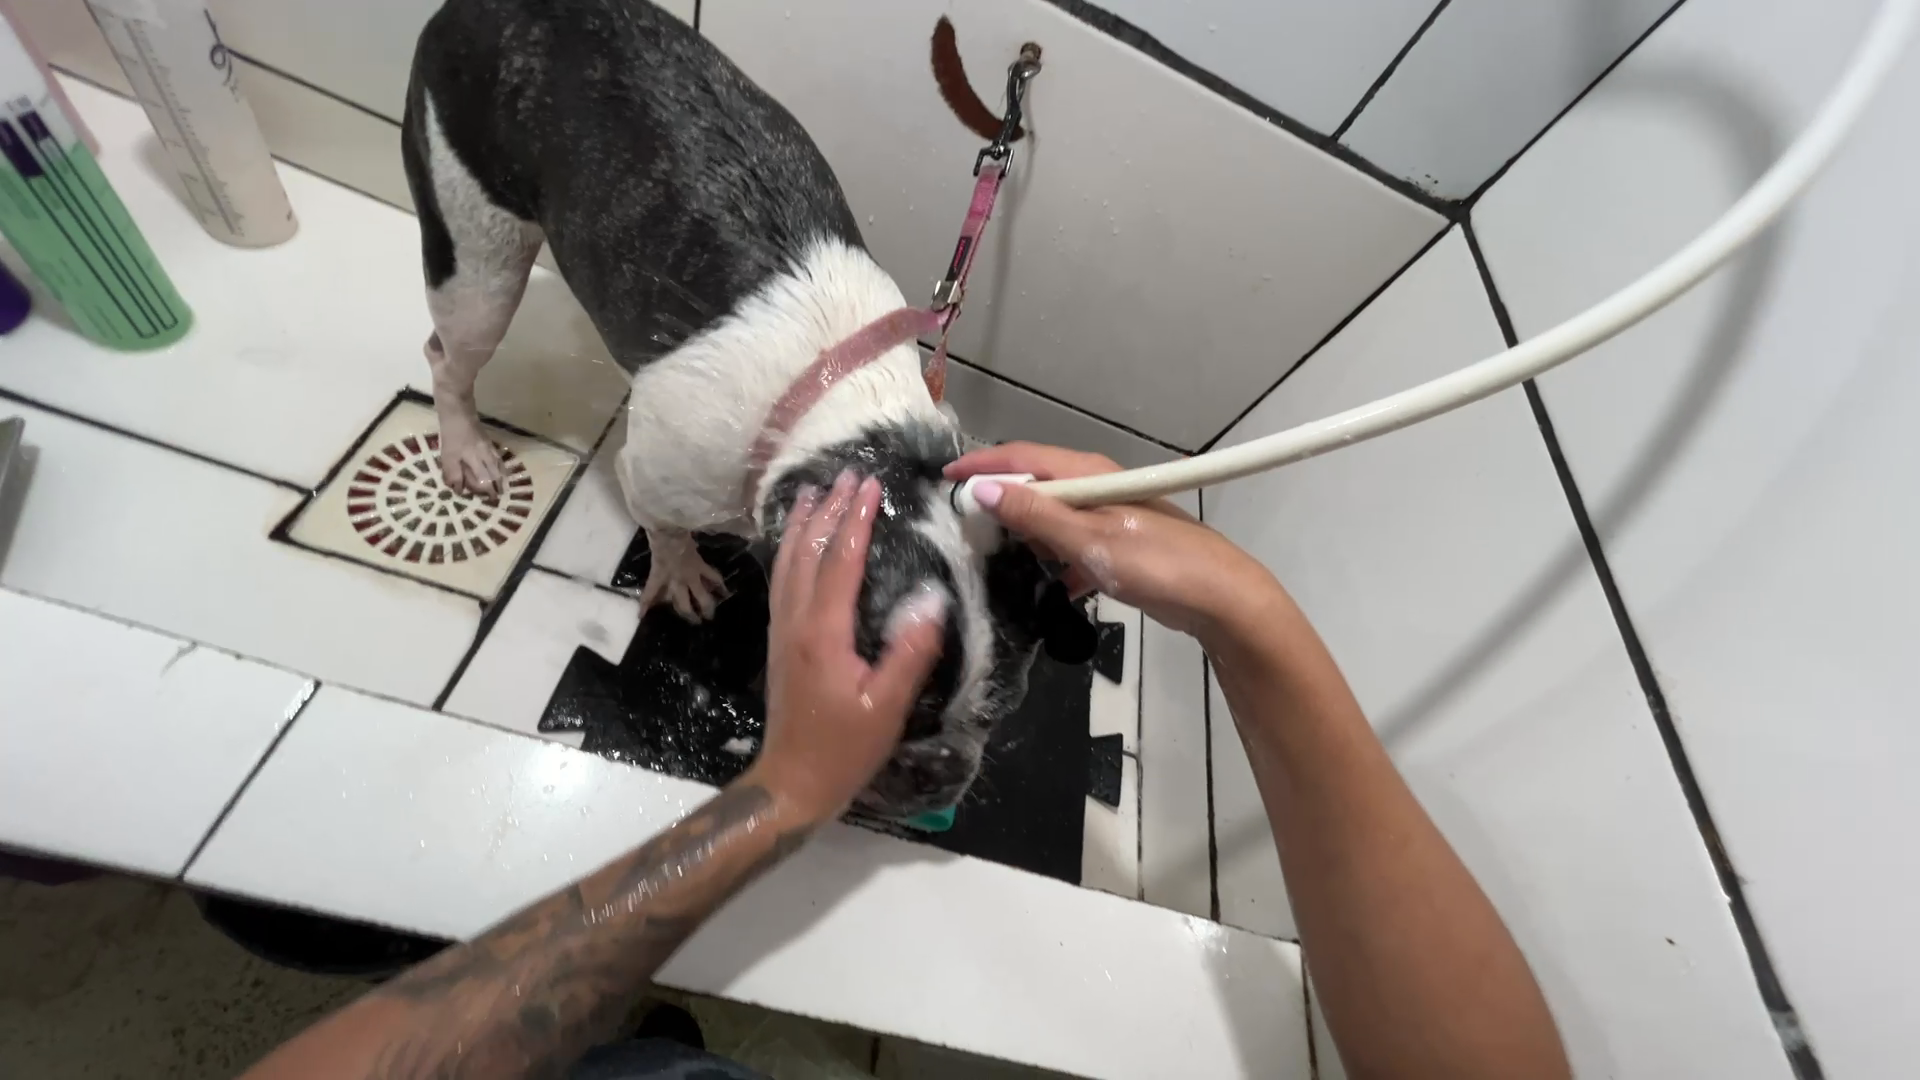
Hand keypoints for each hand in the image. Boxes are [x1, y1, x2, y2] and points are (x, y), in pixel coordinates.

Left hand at [751, 471, 947, 823]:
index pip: (839, 561)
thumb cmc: (844, 748)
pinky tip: (796, 543)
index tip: (870, 485)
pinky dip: (788, 550)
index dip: (855, 520)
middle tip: (846, 475)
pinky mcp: (779, 640)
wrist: (791, 782)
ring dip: (800, 524)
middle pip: (807, 552)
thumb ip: (910, 652)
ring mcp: (781, 629)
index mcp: (823, 632)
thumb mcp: (887, 705)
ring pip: (786, 563)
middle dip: (827, 510)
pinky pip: (782, 580)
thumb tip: (932, 599)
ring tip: (812, 492)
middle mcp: (795, 621)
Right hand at [945, 443, 1280, 639]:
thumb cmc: (1157, 564)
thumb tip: (982, 489)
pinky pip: (1072, 546)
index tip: (944, 477)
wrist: (1220, 599)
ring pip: (1052, 518)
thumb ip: (1036, 515)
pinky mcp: (1116, 546)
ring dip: (1026, 535)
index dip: (982, 465)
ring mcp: (1107, 517)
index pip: (1022, 458)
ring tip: (994, 557)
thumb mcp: (1089, 541)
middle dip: (999, 500)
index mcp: (1088, 475)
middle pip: (1035, 485)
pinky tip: (1050, 587)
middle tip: (962, 523)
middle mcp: (1095, 488)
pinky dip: (1056, 561)